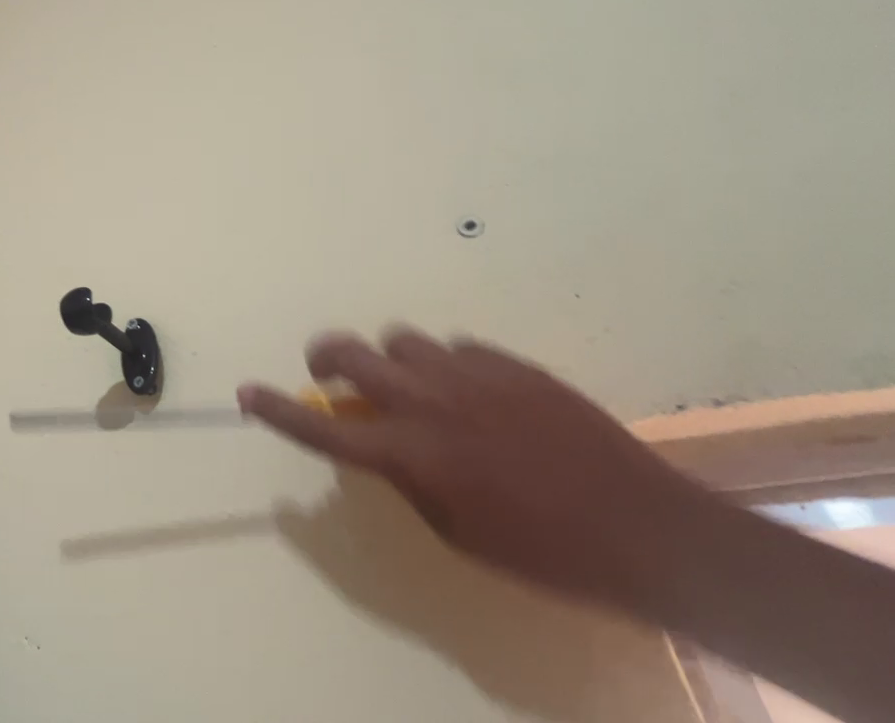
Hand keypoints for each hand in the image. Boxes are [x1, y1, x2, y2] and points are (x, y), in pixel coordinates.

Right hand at [239, 330, 723, 613]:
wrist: (647, 532)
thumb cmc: (542, 553)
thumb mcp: (455, 530)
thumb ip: (407, 477)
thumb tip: (384, 446)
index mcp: (412, 454)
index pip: (323, 428)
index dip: (277, 410)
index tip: (246, 391)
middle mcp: (432, 404)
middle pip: (352, 355)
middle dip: (326, 358)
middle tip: (328, 374)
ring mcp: (474, 377)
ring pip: (403, 340)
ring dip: (392, 360)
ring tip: (414, 387)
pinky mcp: (515, 366)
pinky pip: (458, 348)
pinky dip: (447, 364)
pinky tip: (473, 393)